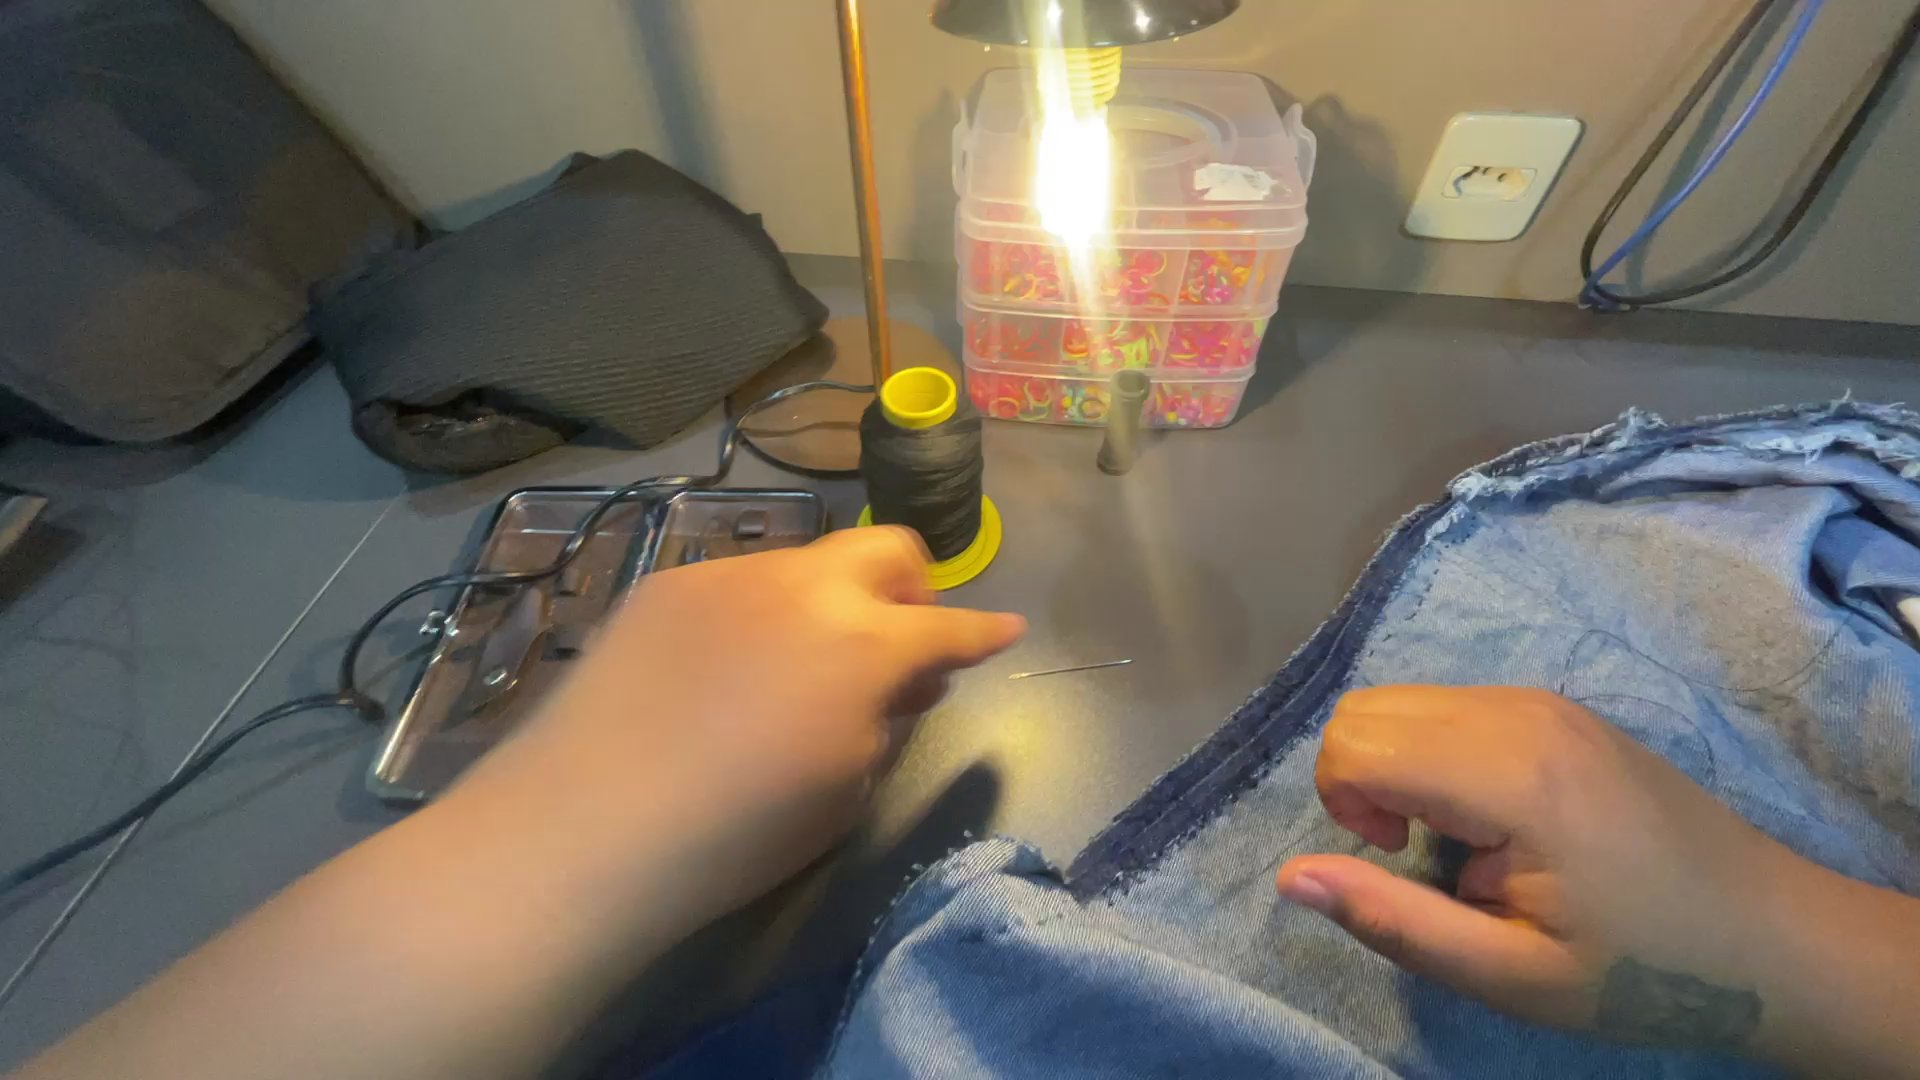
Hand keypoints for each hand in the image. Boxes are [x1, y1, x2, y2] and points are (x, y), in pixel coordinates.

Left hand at [449, 526, 1024, 950]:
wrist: (581, 828)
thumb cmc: (737, 831)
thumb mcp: (847, 787)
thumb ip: (887, 716)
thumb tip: (901, 679)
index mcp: (863, 642)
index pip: (948, 625)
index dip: (984, 630)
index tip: (1007, 627)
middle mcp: (805, 585)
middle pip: (887, 547)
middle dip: (912, 585)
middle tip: (896, 638)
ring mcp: (731, 574)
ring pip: (811, 562)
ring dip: (830, 602)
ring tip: (795, 663)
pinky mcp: (669, 582)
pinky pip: (742, 583)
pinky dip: (762, 613)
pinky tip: (722, 668)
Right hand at [1274, 686, 1907, 1066]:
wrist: (1781, 940)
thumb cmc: (1641, 969)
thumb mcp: (1511, 976)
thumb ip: (1390, 920)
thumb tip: (1287, 876)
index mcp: (1508, 775)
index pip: (1353, 746)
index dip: (1343, 803)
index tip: (1395, 853)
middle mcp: (1511, 712)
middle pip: (1360, 711)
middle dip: (1354, 777)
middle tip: (1410, 842)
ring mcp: (1531, 698)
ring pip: (1389, 700)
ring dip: (1385, 761)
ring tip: (1445, 825)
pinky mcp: (1542, 701)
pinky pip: (1432, 703)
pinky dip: (1419, 747)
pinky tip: (1475, 802)